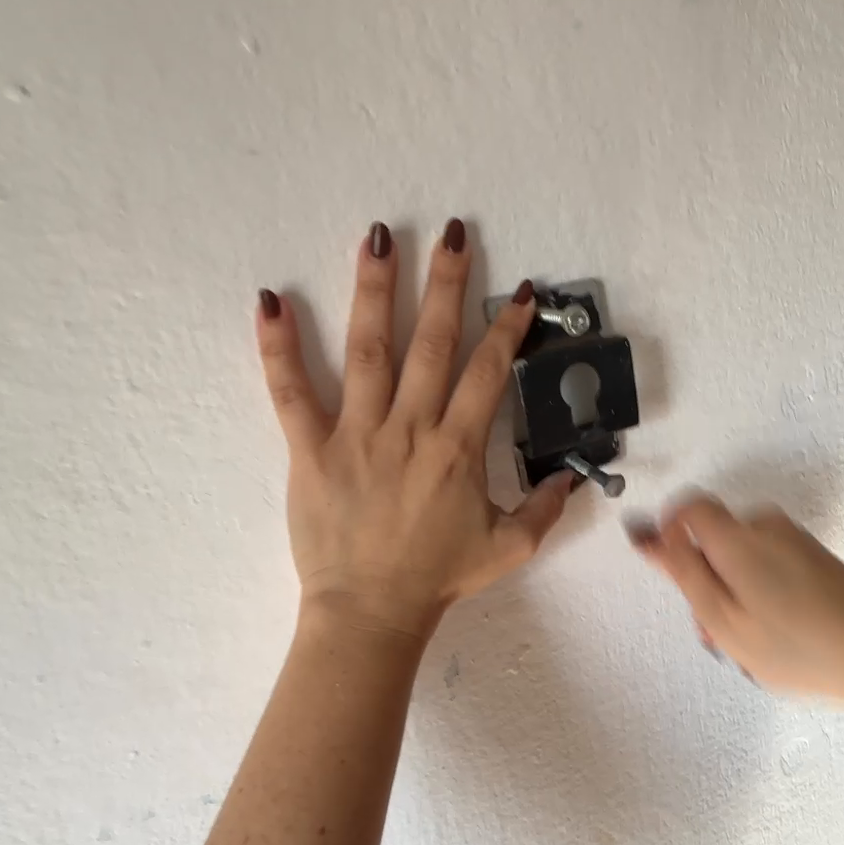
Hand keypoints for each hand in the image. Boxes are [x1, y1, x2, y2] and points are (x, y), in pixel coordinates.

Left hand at [254, 219, 572, 635]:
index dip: (508, 328)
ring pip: (368, 350)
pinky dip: (278, 348)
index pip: (489, 373)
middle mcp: (410, 429)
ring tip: (378, 238)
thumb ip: (546, 508)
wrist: (371, 611)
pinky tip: (271, 302)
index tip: (521, 292)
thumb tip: (571, 477)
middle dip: (447, 284)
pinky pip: (290, 392)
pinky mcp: (310, 449)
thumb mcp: (510, 547)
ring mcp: (356, 434)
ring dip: (375, 291)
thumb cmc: (440, 576)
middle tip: (453, 233)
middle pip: (433, 343)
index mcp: (459, 449)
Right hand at [631, 495, 843, 741]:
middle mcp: (766, 526)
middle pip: (714, 539)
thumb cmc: (800, 645)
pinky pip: (768, 566)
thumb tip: (647, 533)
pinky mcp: (813, 557)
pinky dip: (761, 595)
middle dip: (705, 580)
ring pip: (741, 558)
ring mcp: (794, 540)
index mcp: (738, 536)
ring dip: (734, 594)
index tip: (677, 579)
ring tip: (752, 643)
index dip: (670, 539)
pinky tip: (778, 636)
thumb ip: (682, 570)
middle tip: (718, 632)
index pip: (687, 510)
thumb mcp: (723, 618)